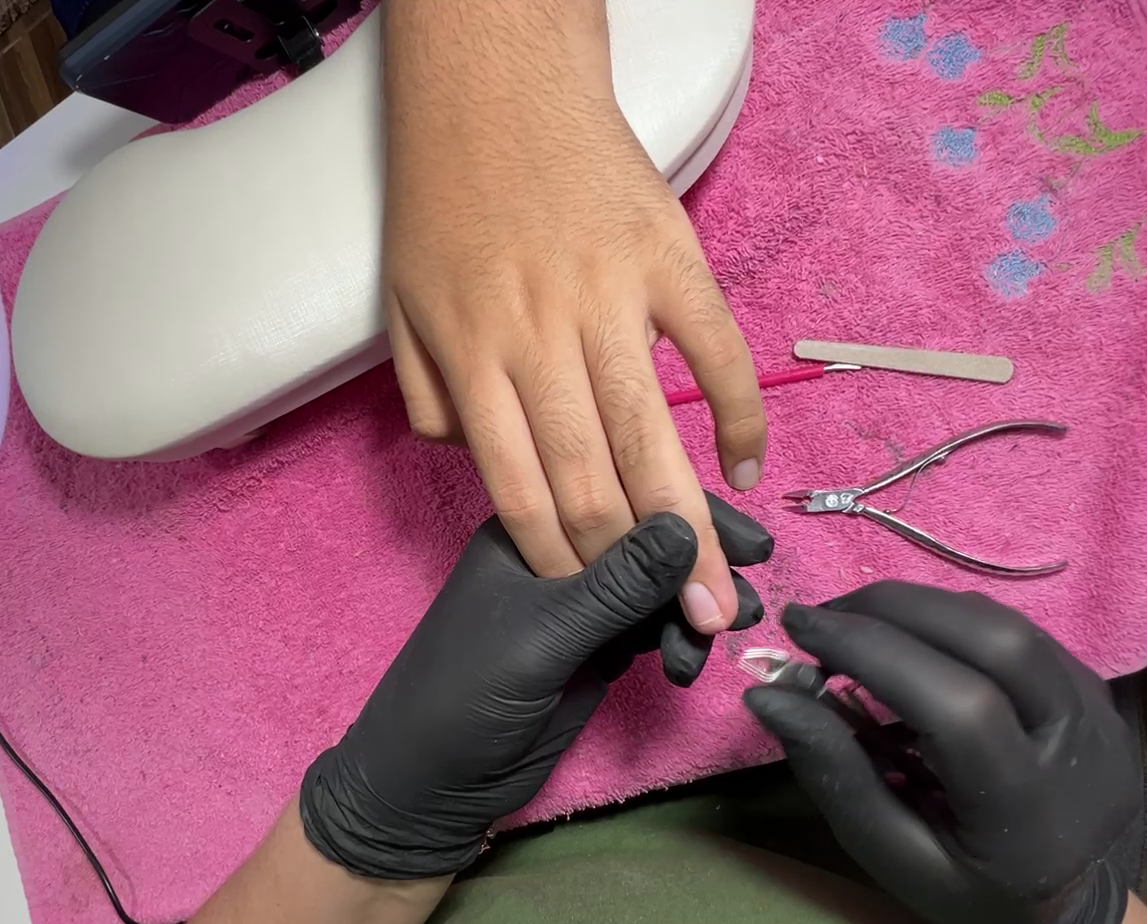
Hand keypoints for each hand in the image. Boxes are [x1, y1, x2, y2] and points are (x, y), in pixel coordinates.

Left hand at [302, 497, 770, 879]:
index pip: (618, 500)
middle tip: (750, 589)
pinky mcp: (590, 646)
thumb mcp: (544, 635)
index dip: (686, 517)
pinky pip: (644, 627)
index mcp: (529, 529)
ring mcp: (575, 603)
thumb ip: (616, 584)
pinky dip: (672, 639)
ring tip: (722, 635)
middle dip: (698, 566)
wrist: (432, 783)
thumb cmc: (468, 694)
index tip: (747, 543)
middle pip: (642, 543)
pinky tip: (686, 663)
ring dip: (690, 609)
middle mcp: (555, 555)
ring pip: (650, 588)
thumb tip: (688, 525)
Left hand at [382, 0, 766, 635]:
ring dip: (693, 528)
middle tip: (687, 628)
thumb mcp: (401, 308)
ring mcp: (613, 297)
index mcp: (474, 358)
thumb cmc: (443, 195)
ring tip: (722, 589)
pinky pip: (719, 352)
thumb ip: (428, 401)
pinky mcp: (672, 257)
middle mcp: (541, 339)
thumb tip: (478, 466)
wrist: (493, 72)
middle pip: (597, 484)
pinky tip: (746, 468)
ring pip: (656, 437)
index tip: (594, 605)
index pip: (522, 495)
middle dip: (642, 573)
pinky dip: (741, 416)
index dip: (563, 563)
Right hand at [744, 584, 1144, 923]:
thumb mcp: (883, 851)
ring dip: (917, 606)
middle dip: (892, 610)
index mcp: (1030, 815)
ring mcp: (1102, 714)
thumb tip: (765, 691)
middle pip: (994, 641)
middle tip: (822, 618)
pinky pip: (1015, 628)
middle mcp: (1085, 753)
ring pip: (1005, 622)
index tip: (798, 628)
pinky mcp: (1100, 690)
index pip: (957, 706)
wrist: (1062, 910)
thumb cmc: (961, 890)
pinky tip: (905, 635)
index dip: (871, 651)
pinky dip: (946, 618)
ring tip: (854, 621)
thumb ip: (830, 769)